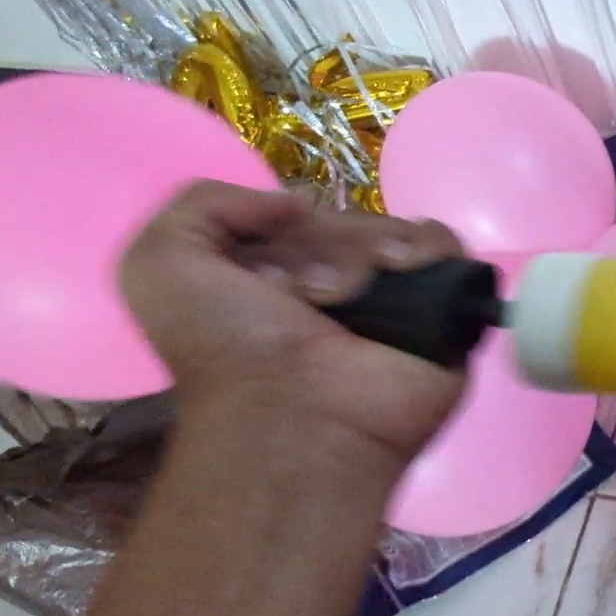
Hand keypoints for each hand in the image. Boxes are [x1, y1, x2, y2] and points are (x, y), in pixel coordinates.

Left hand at [121, 180, 467, 463]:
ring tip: (365, 287)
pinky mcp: (452, 312)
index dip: (289, 226)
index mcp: (289, 278)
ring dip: (379, 245)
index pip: (310, 216)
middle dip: (333, 241)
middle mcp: (351, 288)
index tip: (271, 269)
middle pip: (360, 221)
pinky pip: (454, 255)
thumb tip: (302, 202)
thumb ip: (204, 204)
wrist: (302, 413)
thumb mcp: (161, 266)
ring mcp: (405, 301)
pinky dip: (431, 250)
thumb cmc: (229, 347)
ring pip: (407, 232)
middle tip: (316, 292)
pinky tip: (404, 274)